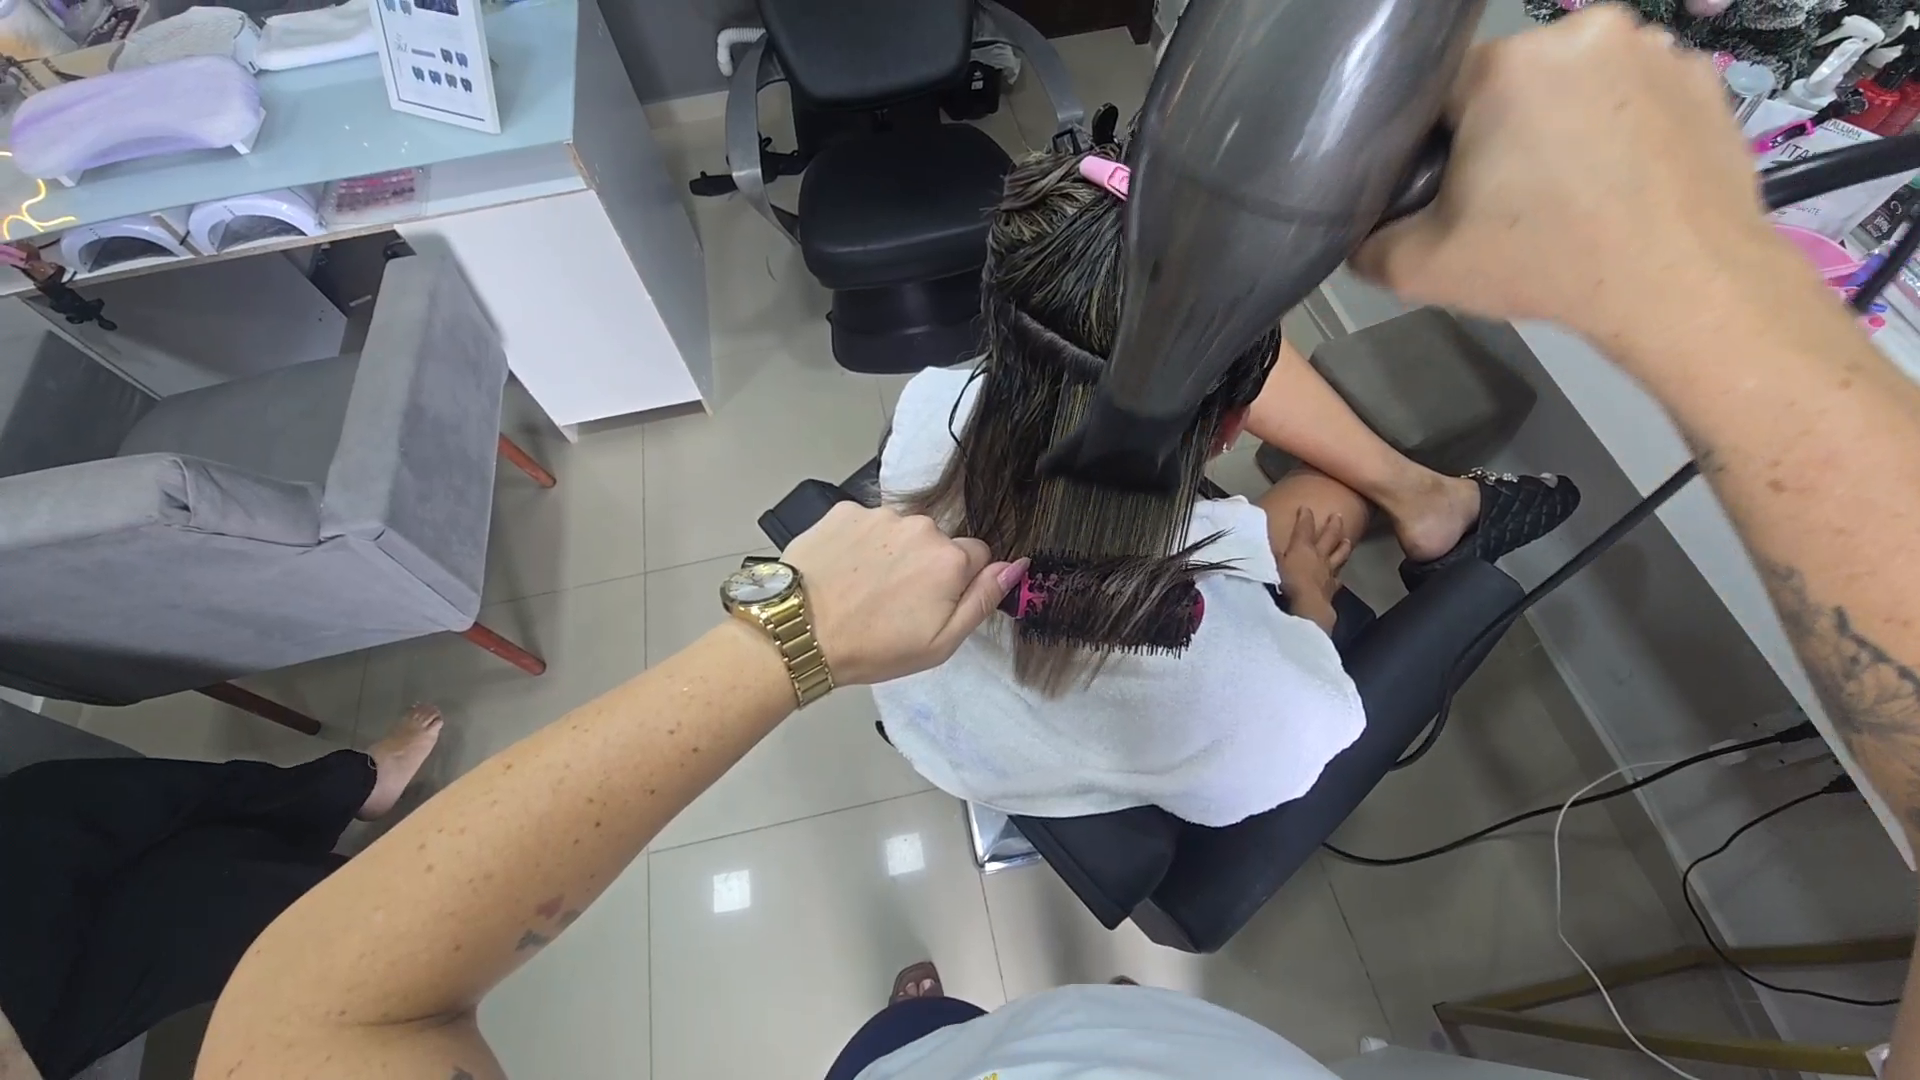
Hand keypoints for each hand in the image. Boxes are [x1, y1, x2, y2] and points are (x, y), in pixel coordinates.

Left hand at [784, 502, 1026, 685]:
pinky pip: (866, 523)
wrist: (799, 633)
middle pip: (938, 541)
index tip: (933, 604)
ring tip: (865, 587)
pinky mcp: (844, 511)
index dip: (959, 582)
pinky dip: (860, 542)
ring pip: (901, 531)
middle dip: (925, 565)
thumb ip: (983, 599)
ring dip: (892, 552)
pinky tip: (843, 570)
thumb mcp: (941, 642)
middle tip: (895, 601)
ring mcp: (880, 515)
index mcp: (950, 559)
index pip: (977, 556)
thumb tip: (1017, 566)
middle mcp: (920, 526)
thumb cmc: (873, 648)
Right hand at [1277, 509, 1349, 632]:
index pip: (1304, 527)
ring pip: (1339, 554)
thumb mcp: (1273, 564)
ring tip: (1347, 539)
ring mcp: (1328, 571)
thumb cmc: (1287, 582)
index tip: (1306, 507)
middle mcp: (1318, 556)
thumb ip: (1271, 552)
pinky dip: (1339, 575)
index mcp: (1303, 548)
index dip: (1305, 516)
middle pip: (1329, 536)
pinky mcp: (1332, 587)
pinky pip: (1337, 578)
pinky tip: (1340, 575)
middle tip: (1337, 515)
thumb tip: (1263, 540)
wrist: (1308, 605)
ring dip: (1343, 546)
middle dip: (1333, 524)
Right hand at [1352, 5, 1809, 364]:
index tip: (1434, 185)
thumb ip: (1365, 243)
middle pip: (1505, 81)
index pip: (1435, 89)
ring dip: (1550, 124)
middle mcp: (1582, 34)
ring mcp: (1654, 47)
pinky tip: (1604, 182)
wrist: (1677, 282)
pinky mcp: (1701, 74)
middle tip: (1493, 197)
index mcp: (1506, 67)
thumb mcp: (1415, 269)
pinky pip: (1625, 93)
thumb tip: (1360, 230)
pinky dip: (1606, 129)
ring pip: (1566, 83)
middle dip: (1491, 130)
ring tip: (1553, 190)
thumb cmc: (1541, 264)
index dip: (1425, 141)